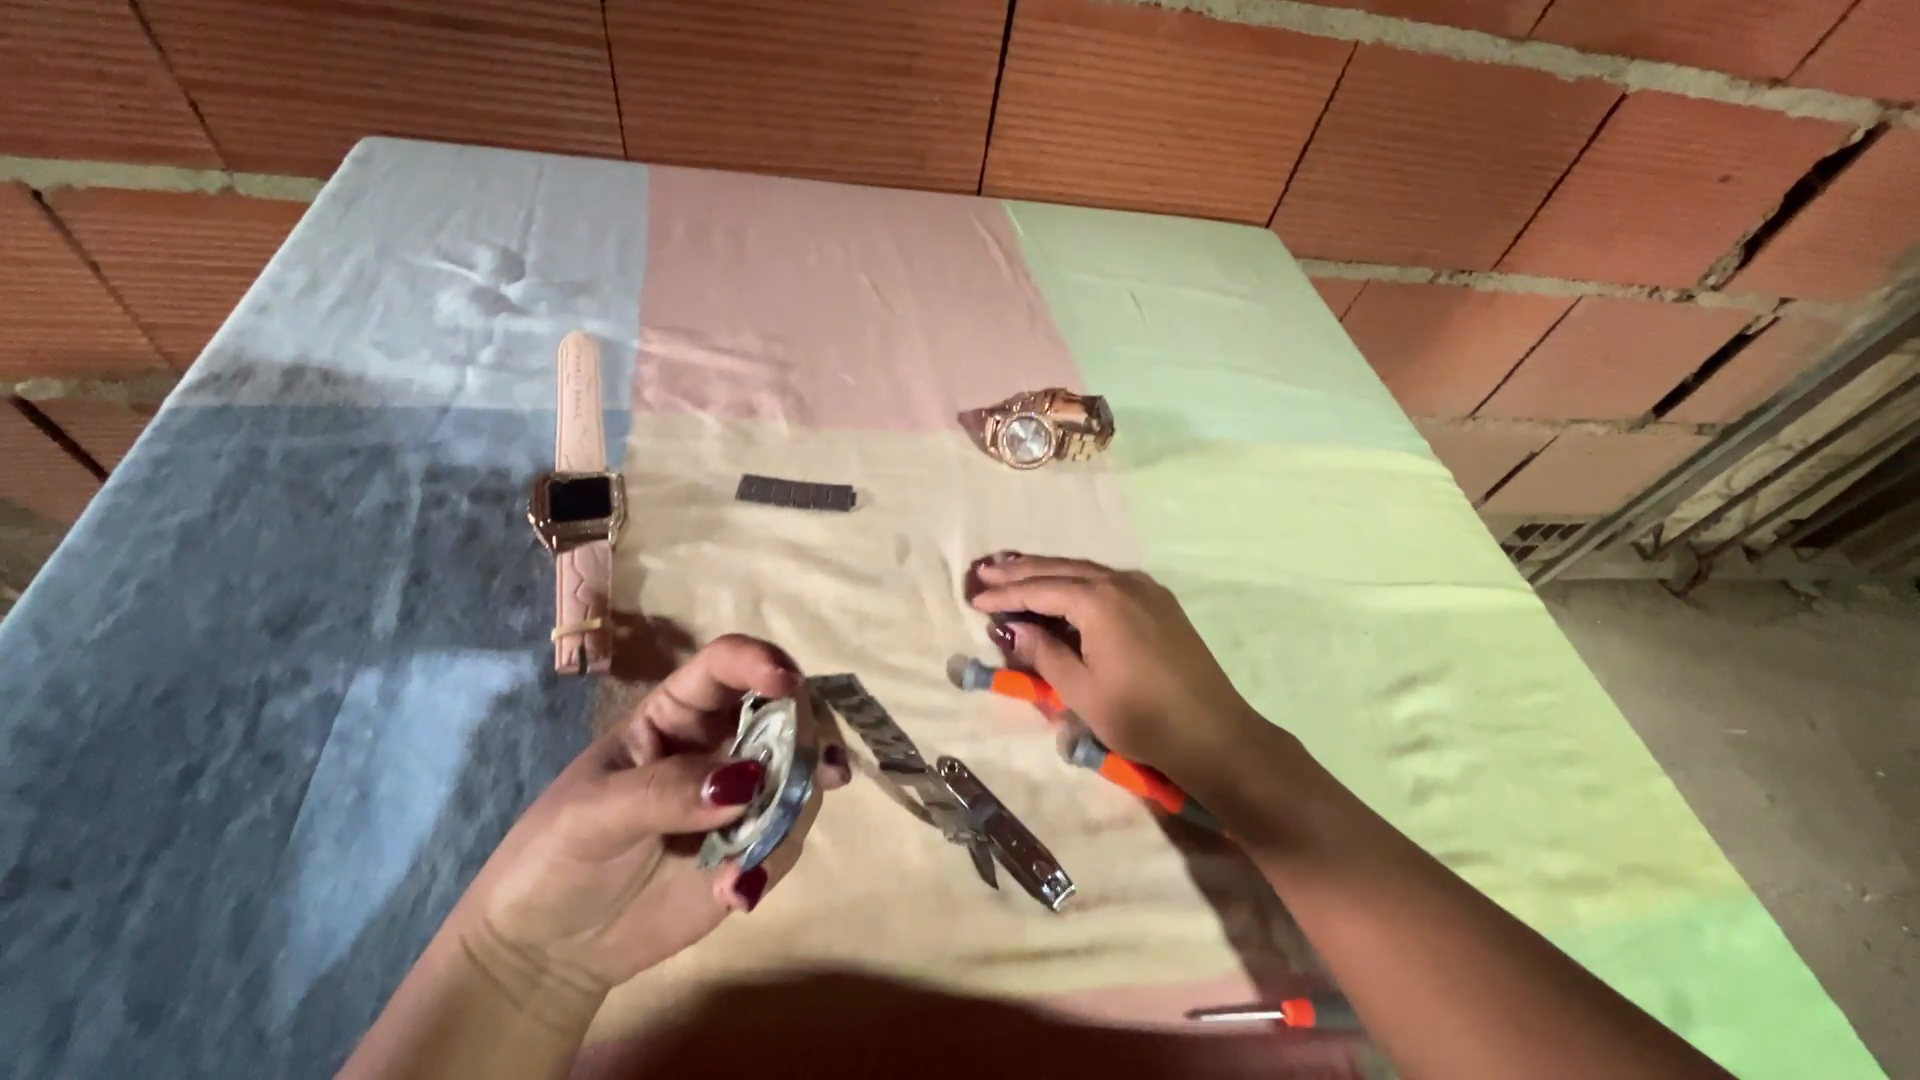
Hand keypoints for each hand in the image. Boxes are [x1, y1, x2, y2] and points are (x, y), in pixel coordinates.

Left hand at [450, 635, 849, 996]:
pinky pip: (786, 840)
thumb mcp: (593, 814)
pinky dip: (771, 863)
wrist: (547, 949)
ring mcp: (741, 801)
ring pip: (798, 778)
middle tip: (823, 768)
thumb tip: (749, 781)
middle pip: (783, 715)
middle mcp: (720, 748)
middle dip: (809, 734)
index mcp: (676, 716)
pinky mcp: (751, 852)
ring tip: (755, 857)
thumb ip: (666, 791)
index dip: (759, 662)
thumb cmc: (554, 857)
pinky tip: (735, 893)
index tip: (785, 683)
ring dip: (796, 806)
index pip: (725, 667)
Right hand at [970, 554, 1269, 782]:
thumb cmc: (1140, 717)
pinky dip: (1079, 581)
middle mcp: (1123, 583)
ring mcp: (1146, 590)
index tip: (974, 598)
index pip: (1041, 589)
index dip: (1005, 594)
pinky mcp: (1160, 604)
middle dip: (1022, 571)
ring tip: (1015, 572)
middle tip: (986, 571)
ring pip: (1087, 572)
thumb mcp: (1081, 690)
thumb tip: (1014, 628)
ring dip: (1050, 572)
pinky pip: (1109, 582)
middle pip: (1062, 570)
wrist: (1212, 733)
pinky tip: (1065, 588)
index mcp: (1100, 601)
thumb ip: (1044, 653)